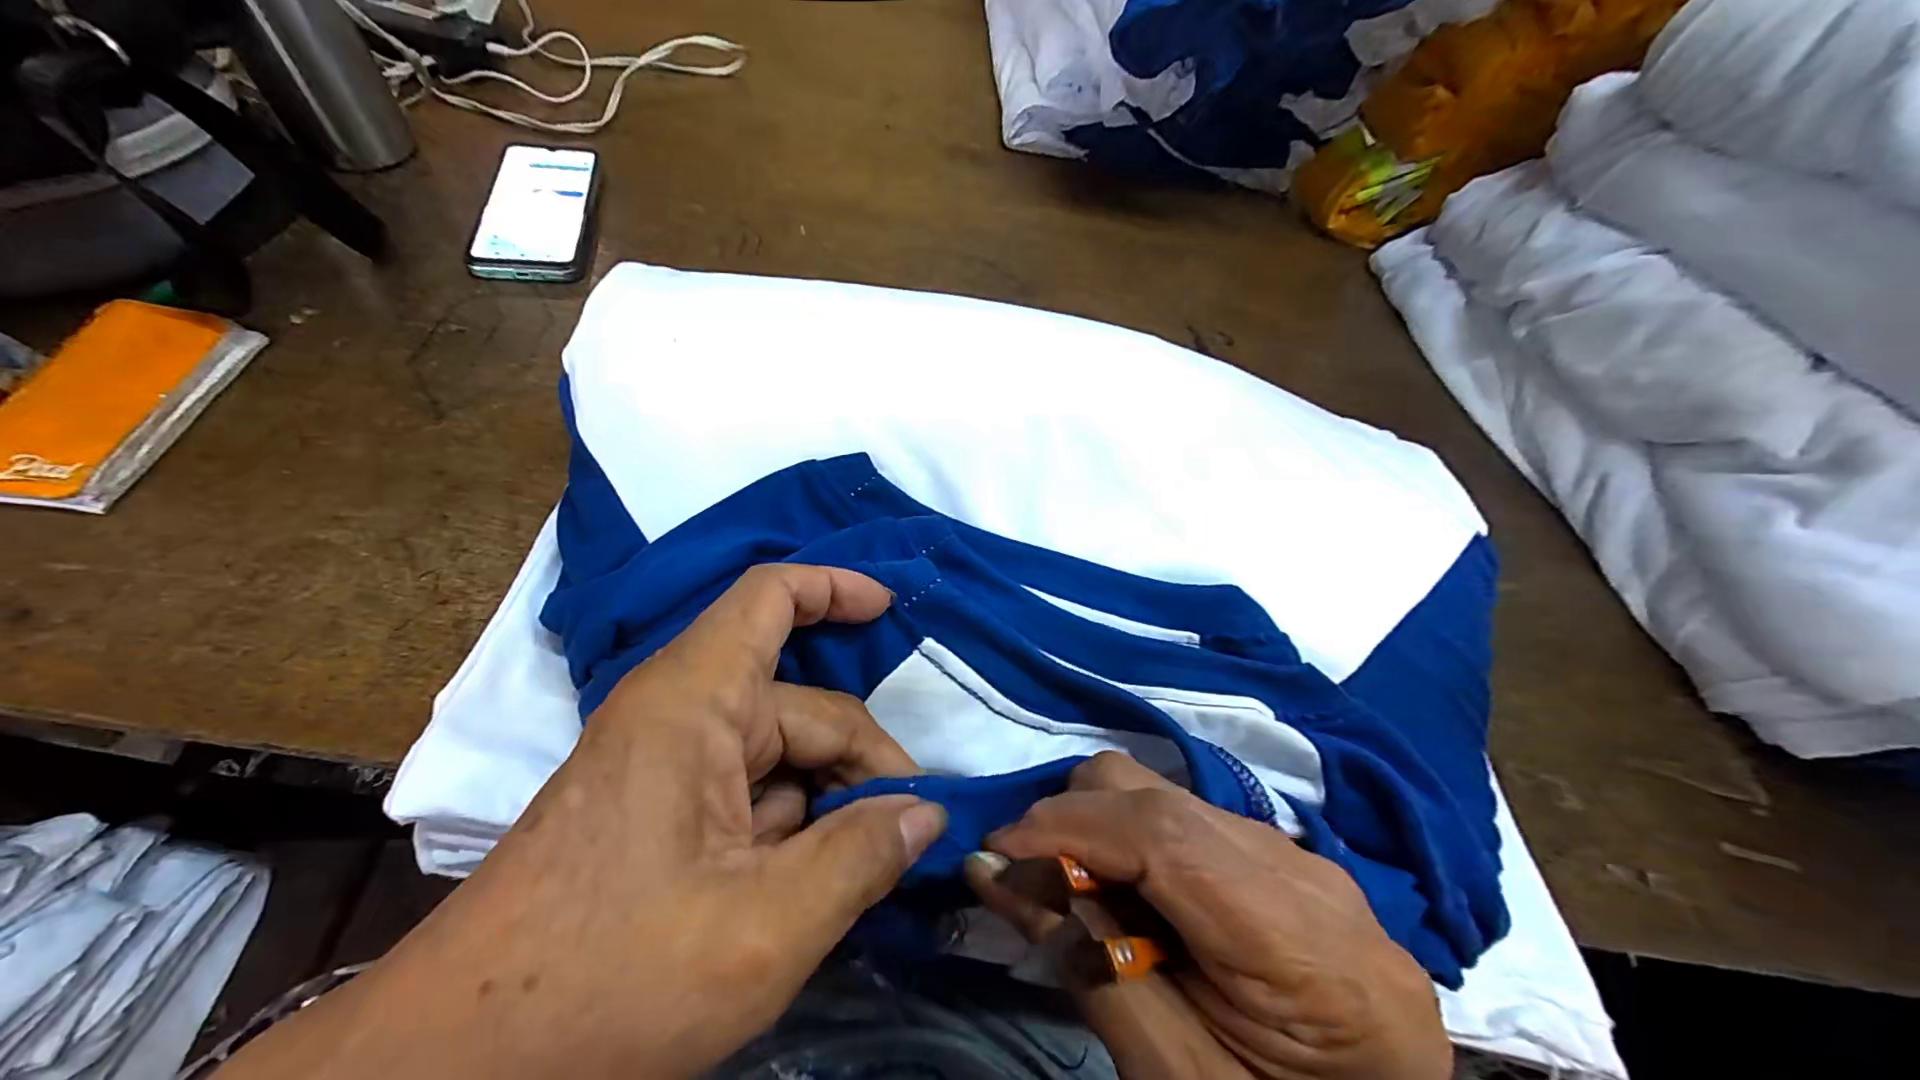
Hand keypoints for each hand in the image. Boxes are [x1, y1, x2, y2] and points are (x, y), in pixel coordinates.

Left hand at [215, 565, 946, 1079]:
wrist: (457, 1068)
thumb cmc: (607, 983)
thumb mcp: (762, 929)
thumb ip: (860, 860)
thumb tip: (927, 812)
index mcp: (693, 704)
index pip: (768, 600)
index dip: (833, 589)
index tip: (890, 609)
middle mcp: (679, 717)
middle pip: (801, 705)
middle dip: (862, 760)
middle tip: (911, 830)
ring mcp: (667, 766)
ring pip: (781, 758)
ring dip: (831, 803)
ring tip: (869, 869)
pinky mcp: (661, 813)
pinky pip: (751, 795)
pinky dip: (794, 826)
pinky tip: (816, 883)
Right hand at [966, 752, 1449, 1079]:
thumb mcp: (1176, 1076)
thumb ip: (1087, 967)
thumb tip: (991, 872)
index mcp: (1309, 950)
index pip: (1167, 835)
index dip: (1067, 828)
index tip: (995, 857)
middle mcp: (1309, 875)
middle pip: (1157, 791)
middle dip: (1072, 821)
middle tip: (1032, 890)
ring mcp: (1298, 855)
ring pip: (1162, 790)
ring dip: (1097, 829)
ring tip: (1079, 900)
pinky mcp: (1278, 854)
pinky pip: (1181, 814)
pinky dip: (1130, 842)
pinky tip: (1129, 901)